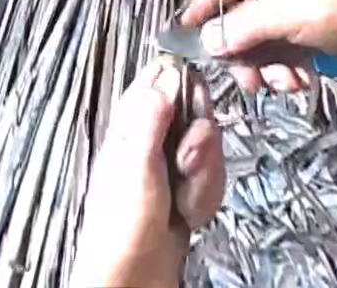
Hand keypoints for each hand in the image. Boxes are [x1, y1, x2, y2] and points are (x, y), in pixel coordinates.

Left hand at [72, 58, 224, 286]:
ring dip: (203, 175)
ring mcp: (172, 159)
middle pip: (196, 107)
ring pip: (209, 142)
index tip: (194, 109)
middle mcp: (154, 132)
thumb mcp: (136, 161)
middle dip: (201, 139)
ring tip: (182, 200)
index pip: (166, 72)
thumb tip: (170, 71)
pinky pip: (212, 174)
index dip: (187, 84)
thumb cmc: (124, 224)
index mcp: (134, 116)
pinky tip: (188, 214)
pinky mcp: (187, 184)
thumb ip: (153, 114)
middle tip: (185, 164)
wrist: (133, 283)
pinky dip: (205, 195)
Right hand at [180, 0, 336, 94]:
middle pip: (234, 26)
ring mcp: (282, 6)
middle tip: (254, 83)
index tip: (186, 49)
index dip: (198, 19)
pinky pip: (280, 50)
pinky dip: (288, 68)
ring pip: (258, 44)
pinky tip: (304, 78)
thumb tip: (206, 42)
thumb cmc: (326, 4)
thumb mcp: (278, 15)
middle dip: (246, 58)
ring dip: (270, 69)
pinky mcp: (300, 25)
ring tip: (291, 81)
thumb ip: (239, 29)